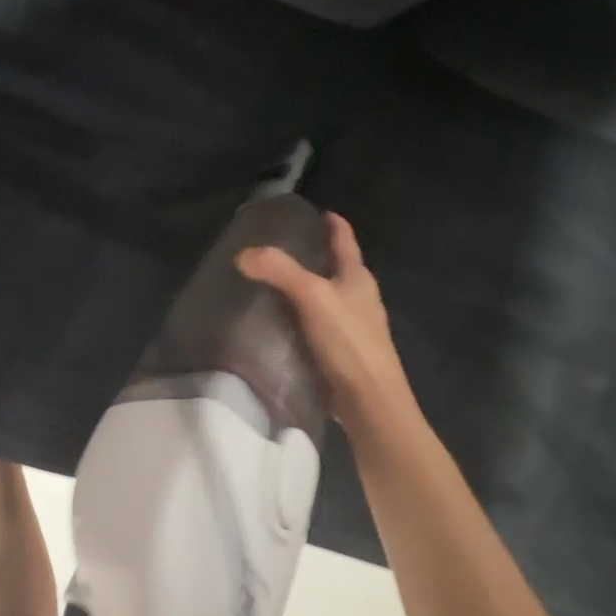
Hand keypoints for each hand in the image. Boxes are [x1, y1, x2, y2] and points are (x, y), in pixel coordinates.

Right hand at [236, 212, 409, 424]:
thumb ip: (279, 271)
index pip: (345, 240)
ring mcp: (355, 329)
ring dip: (305, 290)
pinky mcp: (344, 355)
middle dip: (314, 256)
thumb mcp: (312, 297)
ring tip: (271, 285)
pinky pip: (319, 327)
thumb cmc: (349, 342)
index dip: (333, 223)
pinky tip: (279, 325)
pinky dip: (301, 319)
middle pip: (337, 268)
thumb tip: (243, 255)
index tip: (318, 211)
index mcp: (358, 278)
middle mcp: (360, 299)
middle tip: (278, 248)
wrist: (372, 404)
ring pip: (327, 299)